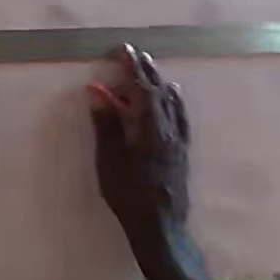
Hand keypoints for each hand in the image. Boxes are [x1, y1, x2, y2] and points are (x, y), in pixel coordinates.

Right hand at [88, 44, 189, 241]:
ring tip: (153, 68)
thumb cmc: (129, 194)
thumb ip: (106, 124)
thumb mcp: (110, 159)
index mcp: (150, 130)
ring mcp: (178, 142)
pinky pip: (180, 118)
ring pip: (172, 104)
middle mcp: (169, 131)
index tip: (124, 50)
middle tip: (136, 54)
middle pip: (159, 93)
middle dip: (146, 71)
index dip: (133, 68)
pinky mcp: (182, 153)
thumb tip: (97, 91)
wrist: (161, 229)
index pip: (143, 90)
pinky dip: (175, 102)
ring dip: (160, 83)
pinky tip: (174, 98)